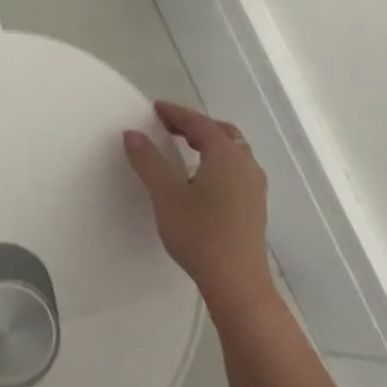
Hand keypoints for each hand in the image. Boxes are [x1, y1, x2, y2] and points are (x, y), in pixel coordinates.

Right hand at [123, 100, 272, 304]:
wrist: (235, 279)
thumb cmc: (198, 234)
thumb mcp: (166, 196)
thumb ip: (149, 162)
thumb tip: (132, 134)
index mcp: (226, 157)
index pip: (200, 124)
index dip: (178, 114)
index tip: (156, 108)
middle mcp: (246, 165)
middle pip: (223, 133)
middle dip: (196, 125)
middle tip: (169, 126)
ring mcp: (254, 186)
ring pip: (233, 151)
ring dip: (209, 143)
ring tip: (183, 147)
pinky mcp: (253, 204)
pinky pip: (236, 168)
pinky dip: (217, 160)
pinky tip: (201, 177)